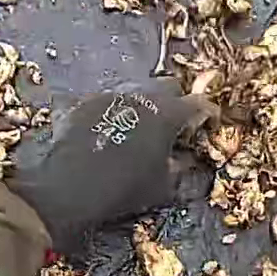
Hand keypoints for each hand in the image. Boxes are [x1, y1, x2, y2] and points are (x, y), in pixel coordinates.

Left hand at [5, 81, 212, 254]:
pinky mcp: (80, 103)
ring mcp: (107, 95)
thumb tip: (186, 160)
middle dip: (172, 102)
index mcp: (167, 112)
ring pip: (131, 91)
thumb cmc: (125, 188)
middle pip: (166, 87)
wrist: (70, 187)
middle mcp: (139, 94)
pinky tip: (100, 130)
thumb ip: (181, 169)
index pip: (198, 104)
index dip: (205, 114)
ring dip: (137, 106)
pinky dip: (105, 114)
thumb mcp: (163, 186)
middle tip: (169, 125)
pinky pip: (100, 103)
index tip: (205, 124)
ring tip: (133, 128)